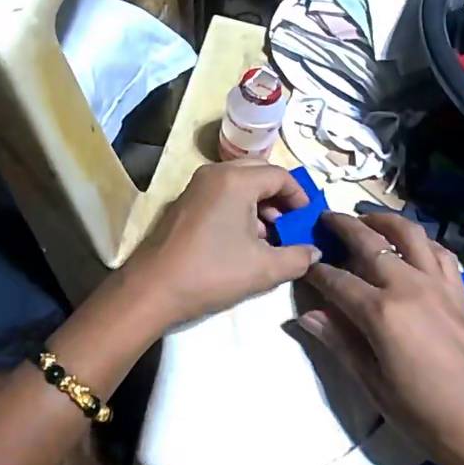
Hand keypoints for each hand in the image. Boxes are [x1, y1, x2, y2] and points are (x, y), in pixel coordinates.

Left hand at [122, 160, 320, 326]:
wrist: (150, 291)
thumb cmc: (211, 273)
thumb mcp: (263, 269)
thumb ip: (297, 258)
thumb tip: (313, 252)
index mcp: (237, 180)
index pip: (280, 176)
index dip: (299, 196)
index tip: (306, 220)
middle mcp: (216, 173)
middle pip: (259, 172)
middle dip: (279, 196)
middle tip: (289, 223)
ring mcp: (196, 186)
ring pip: (239, 183)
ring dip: (259, 203)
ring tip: (269, 237)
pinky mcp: (184, 202)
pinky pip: (221, 193)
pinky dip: (238, 207)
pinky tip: (242, 240)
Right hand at [298, 212, 463, 464]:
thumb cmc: (432, 419)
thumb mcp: (378, 389)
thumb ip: (343, 345)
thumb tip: (308, 317)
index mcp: (381, 312)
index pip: (337, 281)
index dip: (316, 271)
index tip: (301, 262)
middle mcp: (409, 285)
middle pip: (369, 243)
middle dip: (343, 227)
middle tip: (323, 219)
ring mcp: (439, 284)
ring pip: (408, 234)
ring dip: (383, 219)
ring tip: (365, 217)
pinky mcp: (460, 290)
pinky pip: (438, 251)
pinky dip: (420, 239)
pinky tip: (413, 244)